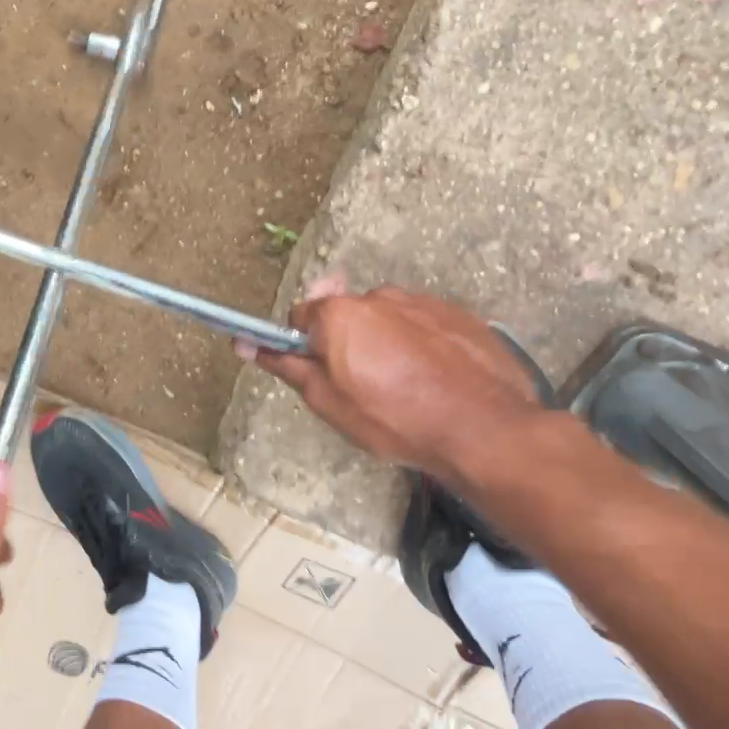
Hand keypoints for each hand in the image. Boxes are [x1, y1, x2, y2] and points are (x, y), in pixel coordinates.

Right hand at [247, 286, 543, 476]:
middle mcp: (378, 296)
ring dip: (388, 343)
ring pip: (389, 320)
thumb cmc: (395, 419)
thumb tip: (242, 341)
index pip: (301, 317)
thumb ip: (283, 363)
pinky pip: (428, 326)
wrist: (486, 433)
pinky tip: (437, 381)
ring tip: (407, 387)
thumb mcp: (326, 400)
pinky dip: (425, 347)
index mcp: (338, 313)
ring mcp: (424, 303)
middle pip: (348, 315)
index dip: (305, 346)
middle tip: (365, 385)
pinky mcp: (463, 317)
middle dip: (350, 342)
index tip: (320, 372)